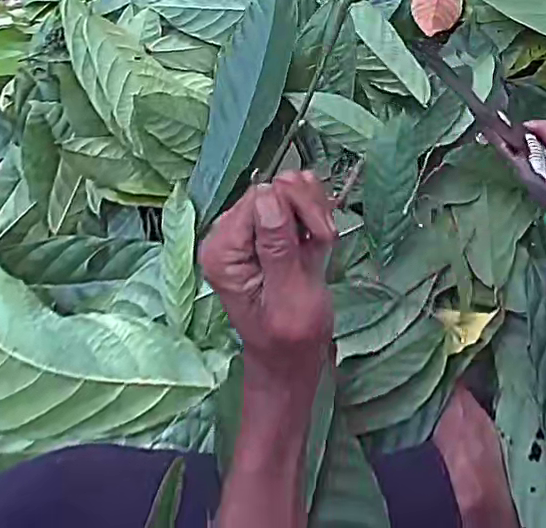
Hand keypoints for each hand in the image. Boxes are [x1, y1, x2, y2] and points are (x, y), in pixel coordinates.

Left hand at [199, 171, 338, 385]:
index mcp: (222, 250)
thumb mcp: (288, 298)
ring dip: (315, 212)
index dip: (298, 209)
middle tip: (322, 243)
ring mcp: (248, 226)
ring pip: (291, 187)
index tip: (322, 237)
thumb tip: (270, 196)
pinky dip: (315, 214)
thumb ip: (277, 248)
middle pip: (277, 187)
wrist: (293, 358)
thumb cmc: (290, 340)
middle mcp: (229, 232)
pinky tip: (317, 240)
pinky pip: (297, 196)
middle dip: (309, 210)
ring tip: (319, 245)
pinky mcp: (267, 224)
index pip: (264, 196)